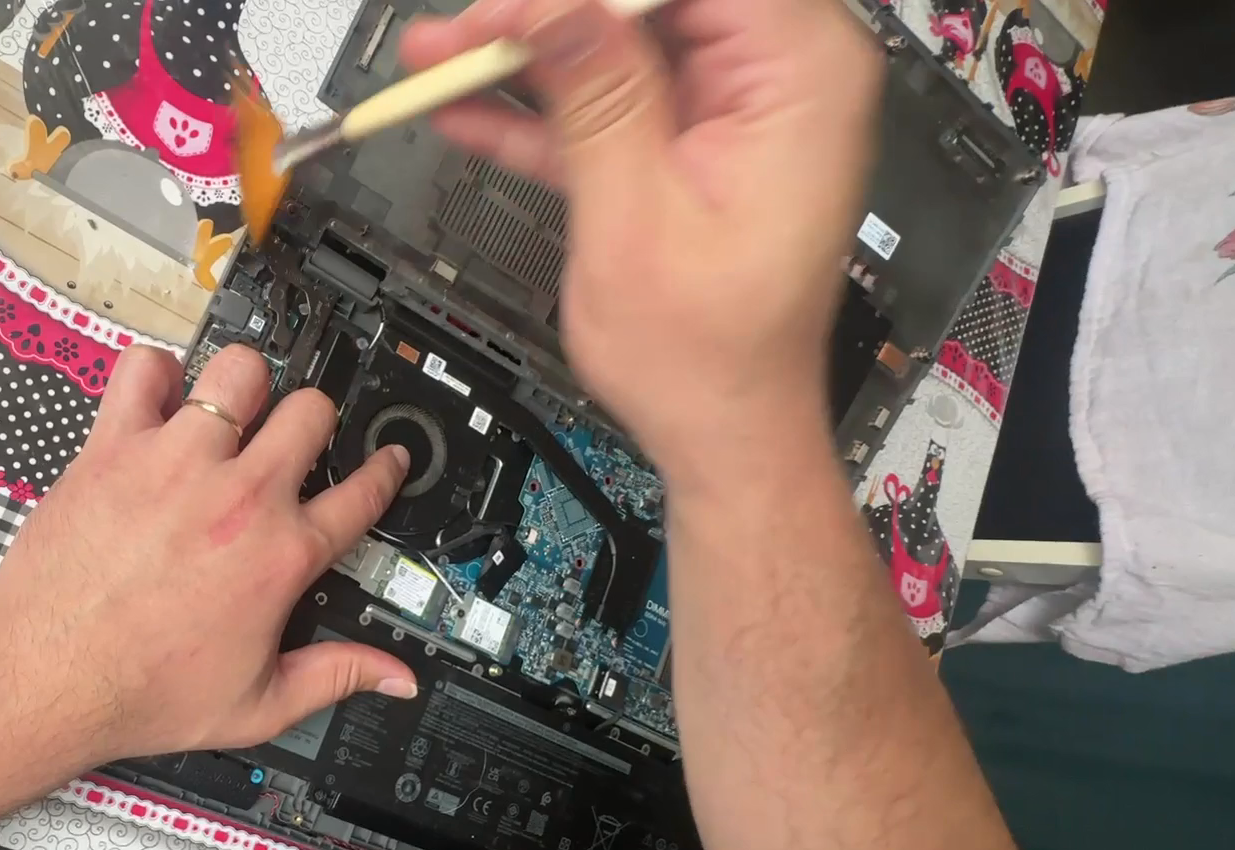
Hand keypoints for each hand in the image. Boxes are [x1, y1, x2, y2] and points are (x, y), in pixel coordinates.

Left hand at [0, 344, 416, 765]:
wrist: (44, 679)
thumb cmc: (142, 691)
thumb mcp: (258, 705)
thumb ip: (336, 677)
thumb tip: (394, 675)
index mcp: (280, 553)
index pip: (360, 494)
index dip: (383, 472)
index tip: (383, 462)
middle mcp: (238, 498)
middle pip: (311, 412)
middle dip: (314, 419)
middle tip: (295, 439)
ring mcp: (177, 464)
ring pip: (240, 372)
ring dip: (246, 385)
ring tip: (233, 411)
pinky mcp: (115, 448)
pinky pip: (144, 369)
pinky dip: (156, 374)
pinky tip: (159, 403)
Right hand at [402, 0, 880, 491]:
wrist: (712, 424)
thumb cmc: (704, 355)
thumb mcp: (635, 226)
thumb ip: (600, 106)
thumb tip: (557, 12)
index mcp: (795, 79)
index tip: (506, 8)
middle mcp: (768, 84)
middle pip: (643, 6)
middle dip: (543, 15)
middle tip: (461, 33)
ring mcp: (716, 122)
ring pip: (608, 56)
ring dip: (522, 63)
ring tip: (439, 65)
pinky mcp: (671, 160)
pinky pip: (597, 119)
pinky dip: (535, 120)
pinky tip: (470, 115)